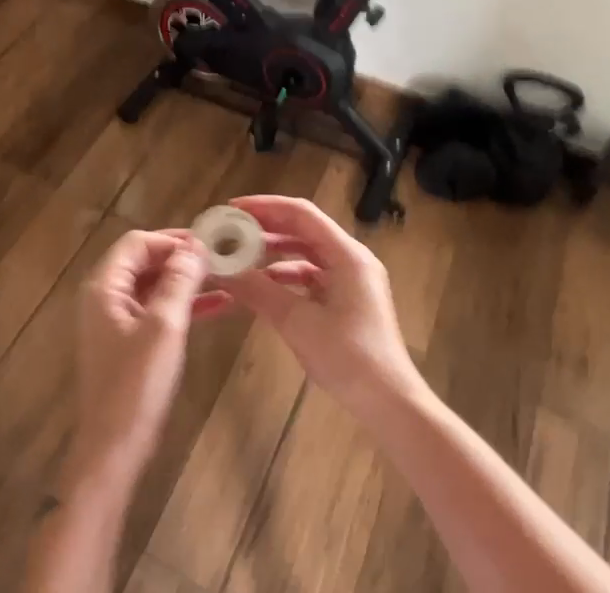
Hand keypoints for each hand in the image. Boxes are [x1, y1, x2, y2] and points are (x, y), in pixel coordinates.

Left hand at [67, 229, 229, 482]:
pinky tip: (219, 305)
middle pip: (145, 261)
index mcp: (104, 287)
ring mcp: (115, 322)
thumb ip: (179, 281)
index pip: (138, 242)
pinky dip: (184, 305)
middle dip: (183, 257)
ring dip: (187, 280)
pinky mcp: (128, 344)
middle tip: (223, 256)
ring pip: (154, 286)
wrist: (114, 449)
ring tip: (228, 276)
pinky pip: (157, 311)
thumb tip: (197, 245)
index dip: (173, 239)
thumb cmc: (136, 385)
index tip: (211, 242)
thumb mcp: (164, 327)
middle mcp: (104, 298)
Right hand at [221, 196, 426, 415]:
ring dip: (275, 254)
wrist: (389, 402)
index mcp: (348, 255)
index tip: (232, 209)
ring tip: (241, 258)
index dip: (265, 206)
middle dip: (267, 229)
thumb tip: (221, 268)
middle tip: (231, 233)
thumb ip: (259, 290)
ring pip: (308, 254)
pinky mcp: (349, 302)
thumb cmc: (348, 358)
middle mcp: (352, 260)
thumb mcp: (298, 322)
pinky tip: (263, 287)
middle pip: (304, 230)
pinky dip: (287, 277)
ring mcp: (353, 281)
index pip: (302, 214)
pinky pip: (313, 277)